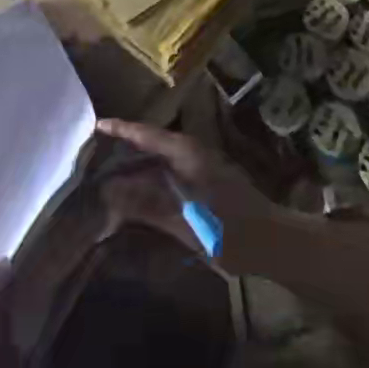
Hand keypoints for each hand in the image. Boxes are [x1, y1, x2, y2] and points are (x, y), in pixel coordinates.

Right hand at [94, 118, 278, 270]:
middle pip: (152, 143)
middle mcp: (192, 152)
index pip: (146, 134)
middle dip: (125, 146)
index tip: (95, 125)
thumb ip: (145, 203)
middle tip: (95, 152)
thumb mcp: (183, 219)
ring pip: (161, 158)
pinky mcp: (206, 181)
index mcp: (186, 153)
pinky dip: (152, 177)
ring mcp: (201, 166)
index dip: (120, 130)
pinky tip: (140, 191)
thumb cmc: (228, 229)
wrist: (273, 242)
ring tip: (110, 171)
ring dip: (138, 164)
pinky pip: (170, 171)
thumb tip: (109, 191)